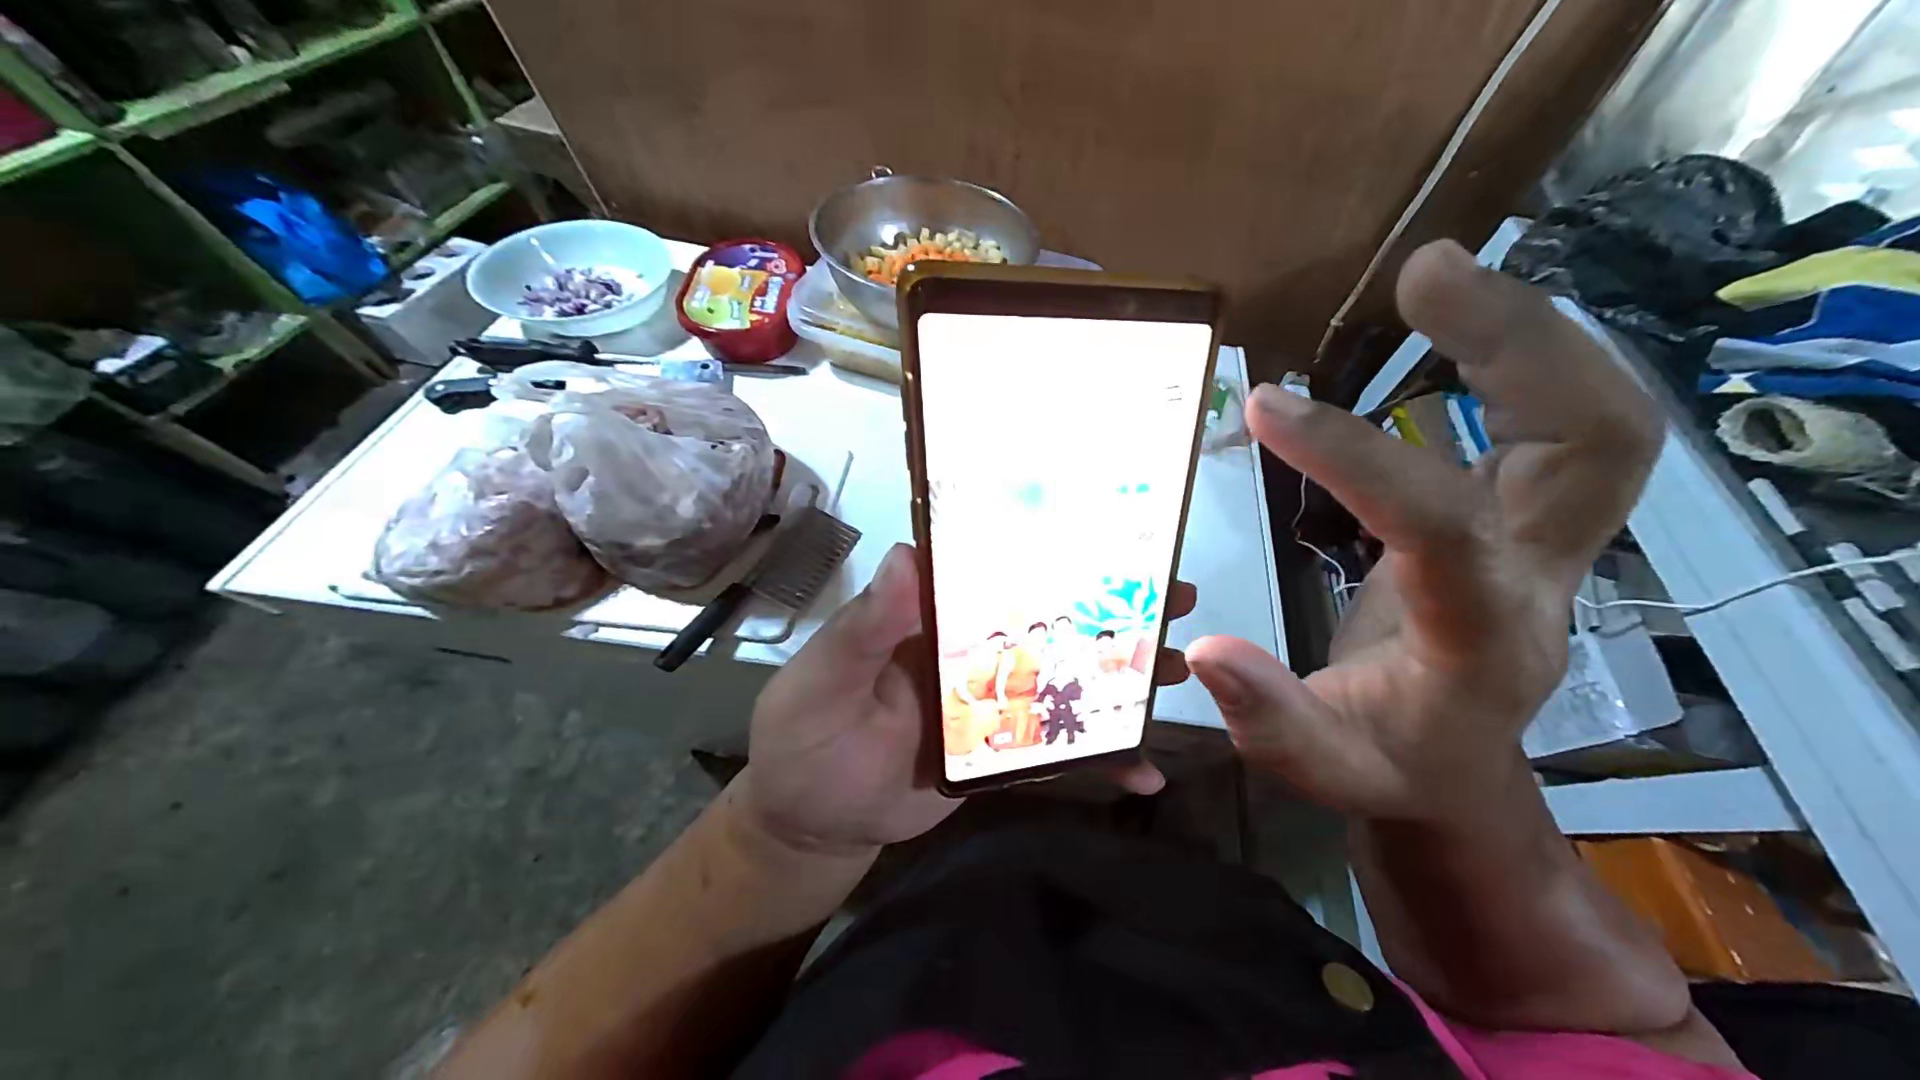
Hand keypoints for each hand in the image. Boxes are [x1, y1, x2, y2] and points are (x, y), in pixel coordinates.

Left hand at [739, 543, 1190, 854]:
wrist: (810, 824)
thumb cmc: (805, 739)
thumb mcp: (826, 678)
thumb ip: (866, 626)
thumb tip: (907, 554)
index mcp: (932, 619)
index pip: (996, 573)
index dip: (1052, 554)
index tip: (1116, 538)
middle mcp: (968, 654)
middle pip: (1048, 626)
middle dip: (1110, 612)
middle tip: (1178, 599)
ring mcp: (989, 708)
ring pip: (1063, 686)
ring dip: (1118, 681)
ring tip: (1178, 673)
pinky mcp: (998, 760)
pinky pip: (1054, 757)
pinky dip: (1097, 764)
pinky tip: (1146, 775)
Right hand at [1186, 240, 1661, 823]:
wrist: (1451, 772)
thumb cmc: (1384, 764)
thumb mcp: (1316, 762)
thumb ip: (1269, 717)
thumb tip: (1205, 646)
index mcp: (1479, 637)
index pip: (1439, 524)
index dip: (1354, 456)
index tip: (1266, 404)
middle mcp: (1537, 578)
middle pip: (1596, 440)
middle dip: (1519, 342)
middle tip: (1424, 272)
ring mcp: (1546, 545)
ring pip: (1596, 419)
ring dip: (1528, 334)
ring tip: (1433, 277)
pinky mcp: (1526, 525)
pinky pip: (1557, 427)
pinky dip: (1518, 364)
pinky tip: (1450, 335)